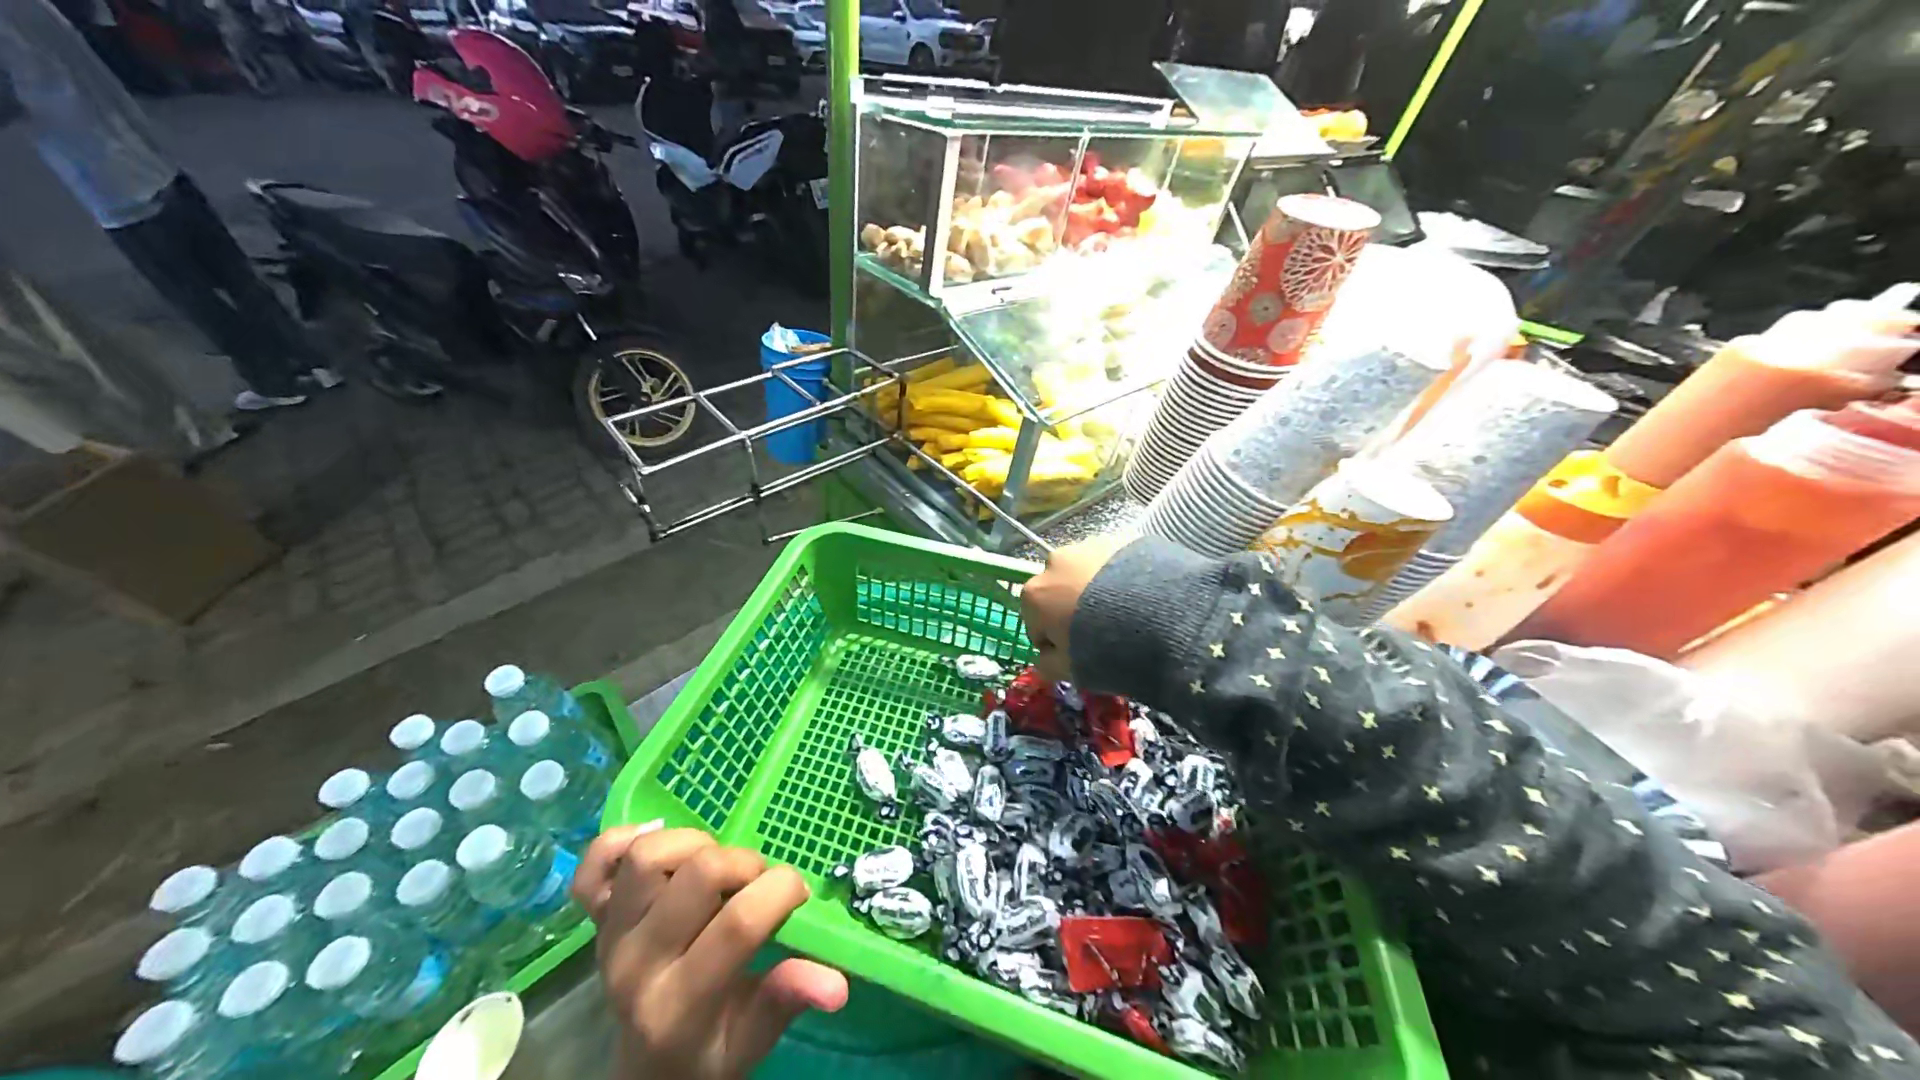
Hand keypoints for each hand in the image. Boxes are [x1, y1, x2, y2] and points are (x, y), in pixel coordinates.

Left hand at [573, 825, 848, 1079]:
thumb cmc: (708, 1054)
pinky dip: (622, 840)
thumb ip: (786, 1002)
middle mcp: (637, 963)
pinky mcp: (594, 920)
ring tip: (717, 867)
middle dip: (746, 864)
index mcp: (680, 1003)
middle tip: (758, 881)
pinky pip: (593, 865)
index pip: (739, 923)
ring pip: (647, 856)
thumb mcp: (751, 1042)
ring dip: (695, 845)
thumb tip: (838, 982)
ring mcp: (609, 937)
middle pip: (698, 874)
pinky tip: (660, 843)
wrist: (643, 1072)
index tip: (798, 895)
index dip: (782, 890)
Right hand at [1020, 535, 1129, 682]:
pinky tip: (1142, 594)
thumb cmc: (1104, 647)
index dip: (1054, 641)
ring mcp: (1088, 545)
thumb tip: (1046, 657)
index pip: (1035, 623)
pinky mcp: (1121, 537)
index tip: (1076, 650)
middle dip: (1073, 608)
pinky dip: (1121, 575)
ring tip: (1127, 611)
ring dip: (1097, 589)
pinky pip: (1114, 561)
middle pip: (1058, 591)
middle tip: (1103, 630)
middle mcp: (1054, 563)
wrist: (1161, 614)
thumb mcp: (1070, 670)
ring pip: (1085, 572)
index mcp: (1034, 594)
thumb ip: (1047, 665)